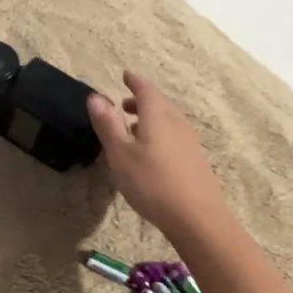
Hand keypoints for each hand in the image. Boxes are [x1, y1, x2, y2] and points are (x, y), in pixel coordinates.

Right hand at [87, 70, 229, 238]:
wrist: (196, 217)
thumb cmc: (152, 183)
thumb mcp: (120, 154)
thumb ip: (108, 125)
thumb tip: (95, 96)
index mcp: (158, 116)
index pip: (146, 90)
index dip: (135, 81)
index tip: (125, 75)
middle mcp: (177, 123)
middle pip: (160, 103)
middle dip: (141, 100)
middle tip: (123, 104)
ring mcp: (189, 142)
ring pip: (168, 120)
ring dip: (150, 118)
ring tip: (133, 128)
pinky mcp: (194, 160)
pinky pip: (174, 135)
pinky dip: (159, 133)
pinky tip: (151, 151)